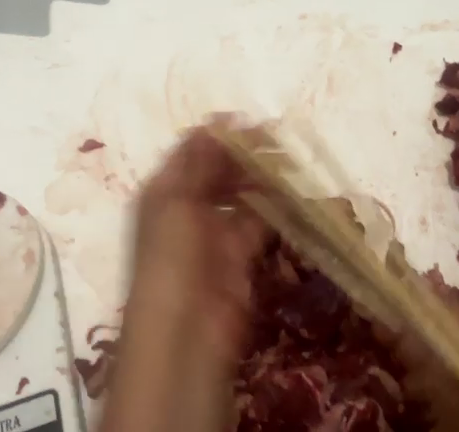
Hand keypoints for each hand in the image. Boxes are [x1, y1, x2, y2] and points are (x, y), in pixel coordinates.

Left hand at [97, 130, 265, 431]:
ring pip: (241, 195)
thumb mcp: (178, 201)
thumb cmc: (170, 260)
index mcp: (163, 189)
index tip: (253, 120)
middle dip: (245, 154)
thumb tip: (220, 120)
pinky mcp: (239, 258)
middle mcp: (186, 207)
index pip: (191, 151)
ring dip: (263, 179)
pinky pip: (258, 224)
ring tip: (292, 160)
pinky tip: (295, 194)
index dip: (219, 134)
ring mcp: (213, 233)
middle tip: (280, 139)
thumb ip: (200, 161)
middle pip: (218, 170)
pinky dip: (275, 210)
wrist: (184, 337)